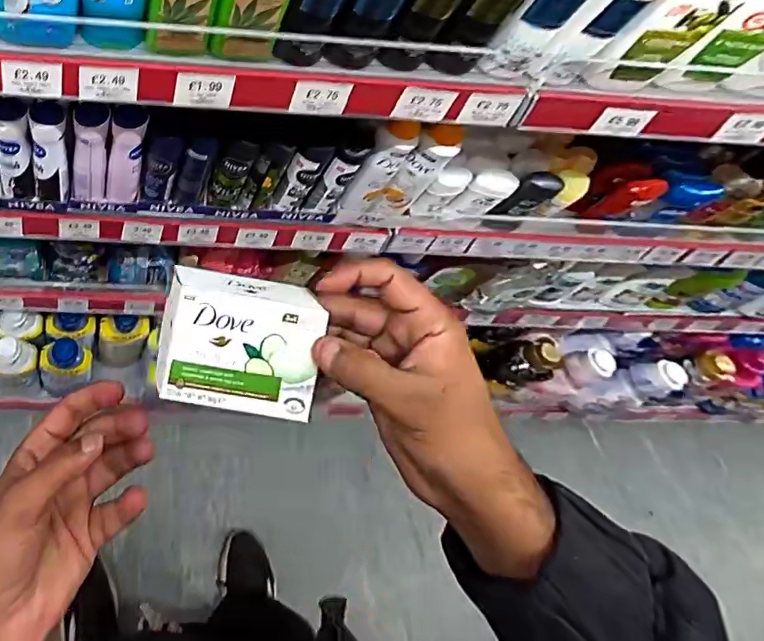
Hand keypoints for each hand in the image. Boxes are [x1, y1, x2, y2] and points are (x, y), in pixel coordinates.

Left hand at [0, 381, 152, 640]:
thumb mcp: (22, 500)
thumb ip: (60, 467)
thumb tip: (95, 439)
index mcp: (35, 460)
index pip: (65, 420)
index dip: (90, 401)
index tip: (117, 391)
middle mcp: (57, 477)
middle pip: (92, 443)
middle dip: (116, 428)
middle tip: (141, 421)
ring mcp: (73, 507)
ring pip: (106, 472)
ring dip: (126, 458)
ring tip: (146, 449)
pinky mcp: (86, 538)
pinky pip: (112, 516)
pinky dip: (127, 506)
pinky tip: (138, 498)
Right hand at [314, 259, 554, 579]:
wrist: (470, 489)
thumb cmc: (458, 437)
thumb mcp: (409, 399)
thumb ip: (361, 370)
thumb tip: (319, 346)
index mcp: (428, 324)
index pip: (389, 280)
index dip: (355, 275)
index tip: (322, 286)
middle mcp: (407, 334)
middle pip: (362, 306)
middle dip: (329, 310)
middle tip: (293, 317)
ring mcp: (391, 358)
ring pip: (350, 334)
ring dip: (324, 337)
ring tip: (293, 339)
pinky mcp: (379, 382)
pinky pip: (347, 361)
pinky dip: (328, 362)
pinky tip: (306, 365)